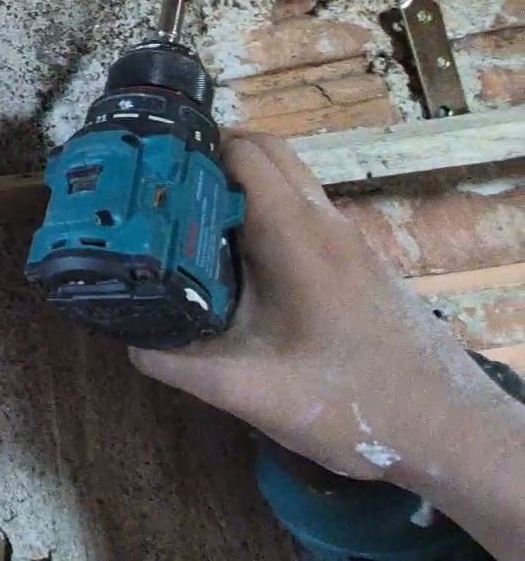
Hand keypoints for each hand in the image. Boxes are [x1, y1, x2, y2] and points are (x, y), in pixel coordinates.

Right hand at [128, 133, 491, 483]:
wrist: (458, 439)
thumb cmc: (357, 404)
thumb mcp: (249, 391)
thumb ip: (177, 362)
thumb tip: (124, 338)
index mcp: (297, 236)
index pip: (242, 153)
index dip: (187, 143)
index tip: (137, 155)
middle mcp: (324, 225)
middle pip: (264, 150)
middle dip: (205, 146)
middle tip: (151, 168)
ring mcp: (344, 241)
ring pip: (283, 176)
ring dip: (231, 173)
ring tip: (175, 198)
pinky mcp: (352, 260)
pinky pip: (295, 205)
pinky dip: (254, 200)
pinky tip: (222, 242)